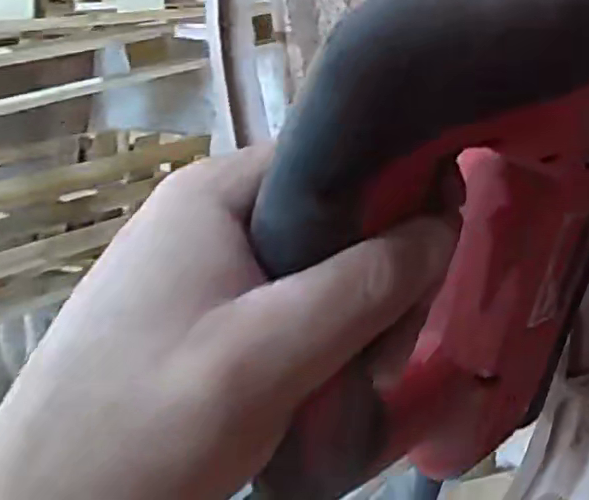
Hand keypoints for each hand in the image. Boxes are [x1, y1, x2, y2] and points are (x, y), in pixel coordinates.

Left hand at [0, 144, 455, 499]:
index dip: (402, 194)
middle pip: (344, 214)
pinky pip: (302, 298)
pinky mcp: (209, 311)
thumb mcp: (267, 353)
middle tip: (391, 348)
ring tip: (363, 378)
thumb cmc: (137, 434)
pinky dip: (332, 335)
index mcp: (221, 190)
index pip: (343, 155)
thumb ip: (369, 282)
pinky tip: (333, 381)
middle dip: (385, 276)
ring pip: (330, 261)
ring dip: (364, 315)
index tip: (434, 253)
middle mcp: (218, 210)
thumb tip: (452, 224)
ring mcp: (211, 263)